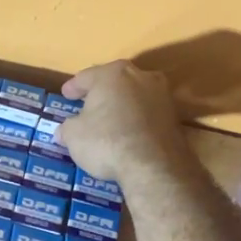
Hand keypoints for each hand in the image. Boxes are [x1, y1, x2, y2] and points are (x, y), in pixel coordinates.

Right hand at [56, 61, 185, 181]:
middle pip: (114, 82)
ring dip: (121, 105)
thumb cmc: (106, 141)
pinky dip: (135, 120)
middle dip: (100, 92)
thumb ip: (68, 127)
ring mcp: (162, 95)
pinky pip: (146, 113)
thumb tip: (65, 130)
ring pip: (133, 96)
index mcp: (112, 74)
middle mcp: (140, 77)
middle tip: (87, 104)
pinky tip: (127, 133)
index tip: (66, 95)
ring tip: (109, 119)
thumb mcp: (73, 135)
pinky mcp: (174, 117)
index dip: (73, 87)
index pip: (86, 77)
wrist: (154, 166)